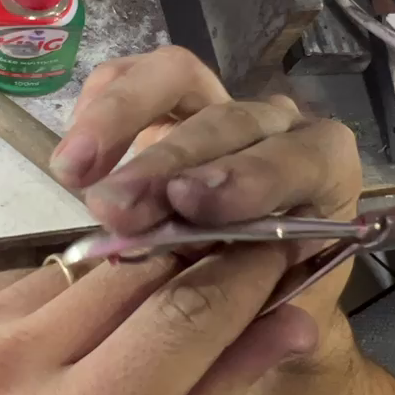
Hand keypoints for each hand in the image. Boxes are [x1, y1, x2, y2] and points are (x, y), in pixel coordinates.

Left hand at [0, 247, 317, 394]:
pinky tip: (66, 338)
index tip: (278, 245)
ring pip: (89, 264)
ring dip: (128, 280)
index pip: (183, 317)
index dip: (241, 274)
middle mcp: (7, 367)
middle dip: (193, 263)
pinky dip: (71, 292)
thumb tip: (294, 318)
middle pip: (136, 271)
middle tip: (227, 266)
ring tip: (129, 330)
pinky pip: (38, 272)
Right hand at [49, 46, 362, 331]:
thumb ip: (260, 311)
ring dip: (120, 119)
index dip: (246, 175)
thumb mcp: (275, 319)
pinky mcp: (169, 105)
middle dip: (165, 159)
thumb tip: (235, 316)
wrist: (248, 294)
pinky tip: (72, 150)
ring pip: (178, 79)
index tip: (187, 202)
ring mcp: (219, 108)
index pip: (300, 158)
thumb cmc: (268, 307)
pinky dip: (101, 101)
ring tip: (71, 169)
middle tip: (111, 206)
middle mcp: (276, 129)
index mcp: (323, 175)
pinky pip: (135, 76)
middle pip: (226, 119)